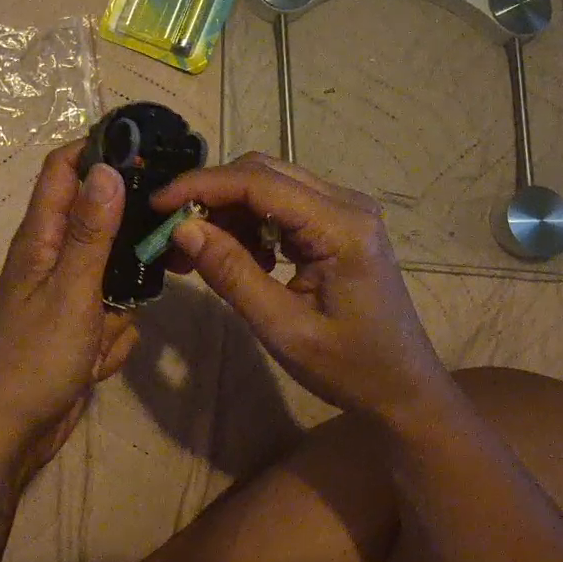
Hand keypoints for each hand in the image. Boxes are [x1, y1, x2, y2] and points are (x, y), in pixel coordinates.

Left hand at [0, 142, 140, 482]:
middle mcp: (52, 259)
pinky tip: (96, 363)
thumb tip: (107, 166)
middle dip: (130, 235)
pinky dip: (112, 340)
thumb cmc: (32, 361)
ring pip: (116, 276)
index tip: (146, 143)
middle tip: (167, 239)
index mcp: (40, 238)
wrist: (6, 438)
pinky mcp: (78, 332)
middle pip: (100, 221)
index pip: (63, 170)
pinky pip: (114, 319)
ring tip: (108, 329)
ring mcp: (66, 298)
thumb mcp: (69, 292)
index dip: (98, 148)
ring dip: (122, 303)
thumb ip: (90, 232)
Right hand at [152, 153, 454, 421]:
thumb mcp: (283, 328)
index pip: (258, 183)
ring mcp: (345, 209)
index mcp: (342, 227)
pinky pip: (281, 203)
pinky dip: (248, 220)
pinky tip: (233, 254)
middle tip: (171, 231)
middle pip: (262, 172)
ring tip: (194, 249)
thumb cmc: (349, 368)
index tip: (158, 204)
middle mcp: (347, 203)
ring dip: (226, 208)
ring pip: (268, 183)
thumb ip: (232, 273)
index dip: (202, 186)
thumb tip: (182, 228)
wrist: (404, 389)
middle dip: (210, 194)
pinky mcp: (338, 221)